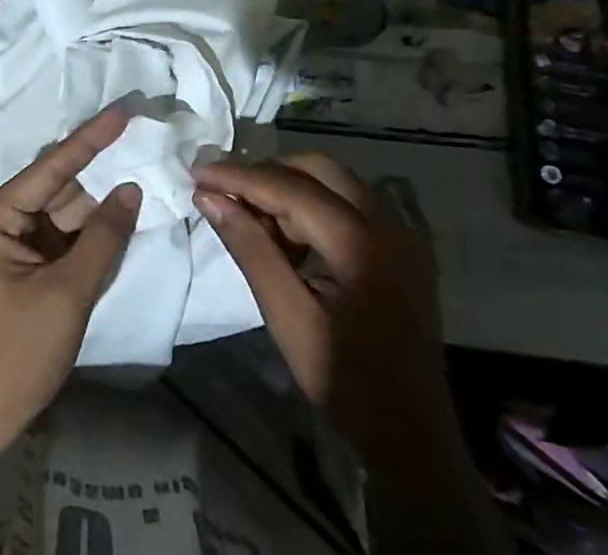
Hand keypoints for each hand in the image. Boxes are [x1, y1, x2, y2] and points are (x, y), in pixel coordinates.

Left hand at [0, 109, 141, 454]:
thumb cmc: (18, 353)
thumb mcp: (68, 292)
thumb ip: (103, 237)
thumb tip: (132, 190)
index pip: (49, 169)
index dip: (90, 139)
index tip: (123, 111)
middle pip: (59, 192)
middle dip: (100, 189)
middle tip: (146, 164)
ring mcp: (8, 243)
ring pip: (64, 215)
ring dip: (98, 216)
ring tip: (140, 203)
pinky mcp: (21, 264)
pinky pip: (61, 238)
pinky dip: (88, 238)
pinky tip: (119, 230)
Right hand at [192, 153, 441, 408]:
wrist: (411, 435)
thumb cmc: (344, 382)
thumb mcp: (288, 317)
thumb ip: (251, 250)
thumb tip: (209, 198)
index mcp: (366, 245)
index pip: (293, 190)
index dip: (240, 177)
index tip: (196, 171)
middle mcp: (391, 226)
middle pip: (320, 170)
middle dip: (267, 174)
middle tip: (221, 193)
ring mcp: (402, 237)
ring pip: (334, 185)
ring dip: (288, 192)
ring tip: (248, 223)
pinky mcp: (401, 250)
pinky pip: (348, 208)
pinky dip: (310, 211)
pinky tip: (284, 242)